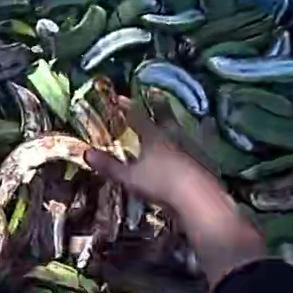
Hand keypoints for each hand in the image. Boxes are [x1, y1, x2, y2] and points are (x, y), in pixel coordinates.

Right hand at [87, 100, 266, 287]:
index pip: (138, 117)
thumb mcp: (129, 178)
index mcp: (154, 137)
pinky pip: (197, 143)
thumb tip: (86, 153)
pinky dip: (196, 138)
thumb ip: (109, 166)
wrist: (198, 199)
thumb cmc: (160, 185)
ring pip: (183, 128)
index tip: (120, 97)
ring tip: (175, 117)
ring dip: (177, 121)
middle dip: (158, 105)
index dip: (127, 107)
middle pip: (165, 116)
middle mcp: (174, 137)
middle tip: (155, 93)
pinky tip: (198, 141)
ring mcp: (192, 148)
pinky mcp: (205, 161)